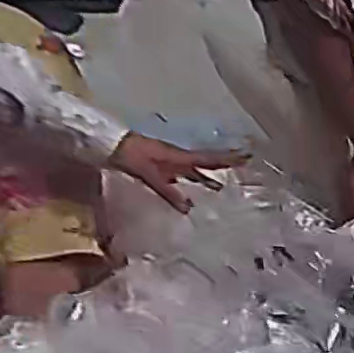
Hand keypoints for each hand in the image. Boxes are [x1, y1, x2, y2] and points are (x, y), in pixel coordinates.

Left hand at [110, 134, 248, 212]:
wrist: (105, 143)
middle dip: (225, 166)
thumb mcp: (150, 174)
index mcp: (181, 158)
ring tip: (221, 187)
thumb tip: (190, 209)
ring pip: (195, 171)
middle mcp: (180, 159)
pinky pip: (182, 175)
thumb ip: (169, 191)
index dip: (230, 159)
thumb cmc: (130, 155)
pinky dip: (191, 182)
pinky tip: (193, 191)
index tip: (248, 157)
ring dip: (208, 178)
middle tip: (243, 168)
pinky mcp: (161, 167)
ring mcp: (171, 163)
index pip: (211, 159)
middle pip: (207, 164)